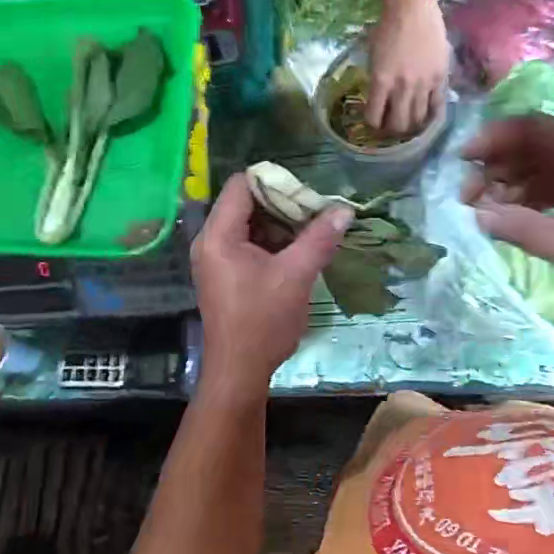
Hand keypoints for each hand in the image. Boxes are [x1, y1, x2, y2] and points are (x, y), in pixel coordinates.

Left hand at [193, 173, 352, 392]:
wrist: (239, 371)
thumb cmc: (263, 322)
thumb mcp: (296, 276)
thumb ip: (319, 239)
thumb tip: (344, 209)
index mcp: (219, 235)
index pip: (242, 185)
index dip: (275, 182)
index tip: (307, 195)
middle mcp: (209, 241)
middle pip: (244, 204)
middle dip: (281, 205)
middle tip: (315, 214)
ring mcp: (215, 260)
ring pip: (248, 226)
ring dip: (279, 226)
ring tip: (312, 233)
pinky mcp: (223, 276)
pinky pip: (246, 246)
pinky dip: (271, 244)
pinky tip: (297, 254)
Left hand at [367, 0, 450, 139]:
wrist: (413, 6)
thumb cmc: (388, 27)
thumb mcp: (372, 56)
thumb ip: (377, 80)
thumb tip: (381, 100)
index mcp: (380, 81)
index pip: (374, 117)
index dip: (373, 124)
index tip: (375, 123)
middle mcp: (401, 87)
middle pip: (398, 125)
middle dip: (393, 130)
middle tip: (393, 127)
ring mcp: (423, 84)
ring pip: (418, 120)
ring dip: (412, 126)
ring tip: (411, 123)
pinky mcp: (440, 78)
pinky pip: (437, 106)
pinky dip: (432, 116)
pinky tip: (429, 118)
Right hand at [463, 115, 553, 317]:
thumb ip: (527, 230)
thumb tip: (476, 215)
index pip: (536, 129)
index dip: (494, 139)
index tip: (461, 162)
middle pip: (536, 147)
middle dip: (496, 166)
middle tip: (466, 197)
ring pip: (542, 170)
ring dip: (510, 185)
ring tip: (481, 211)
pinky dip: (529, 200)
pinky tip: (509, 219)